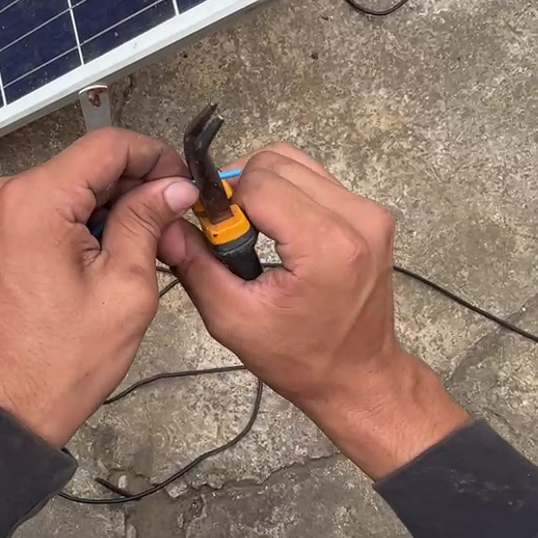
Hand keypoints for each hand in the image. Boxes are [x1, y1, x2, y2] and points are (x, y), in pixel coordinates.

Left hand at [0, 128, 200, 446]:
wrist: (5, 407)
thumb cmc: (60, 363)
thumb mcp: (123, 288)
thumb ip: (147, 222)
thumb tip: (173, 185)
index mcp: (35, 200)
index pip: (107, 145)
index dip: (154, 156)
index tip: (182, 182)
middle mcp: (6, 195)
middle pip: (89, 166)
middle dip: (137, 189)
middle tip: (173, 227)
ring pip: (73, 188)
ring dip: (113, 209)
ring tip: (147, 251)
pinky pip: (51, 209)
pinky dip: (85, 223)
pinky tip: (110, 256)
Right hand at [158, 144, 469, 478]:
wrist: (358, 377)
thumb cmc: (298, 357)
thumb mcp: (231, 319)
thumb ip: (195, 264)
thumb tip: (165, 223)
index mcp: (327, 244)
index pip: (258, 182)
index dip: (225, 205)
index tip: (217, 238)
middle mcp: (358, 217)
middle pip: (275, 162)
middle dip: (241, 191)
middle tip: (232, 236)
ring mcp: (371, 211)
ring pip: (293, 160)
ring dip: (262, 188)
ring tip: (253, 231)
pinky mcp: (372, 212)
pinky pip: (313, 176)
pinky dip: (285, 193)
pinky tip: (276, 229)